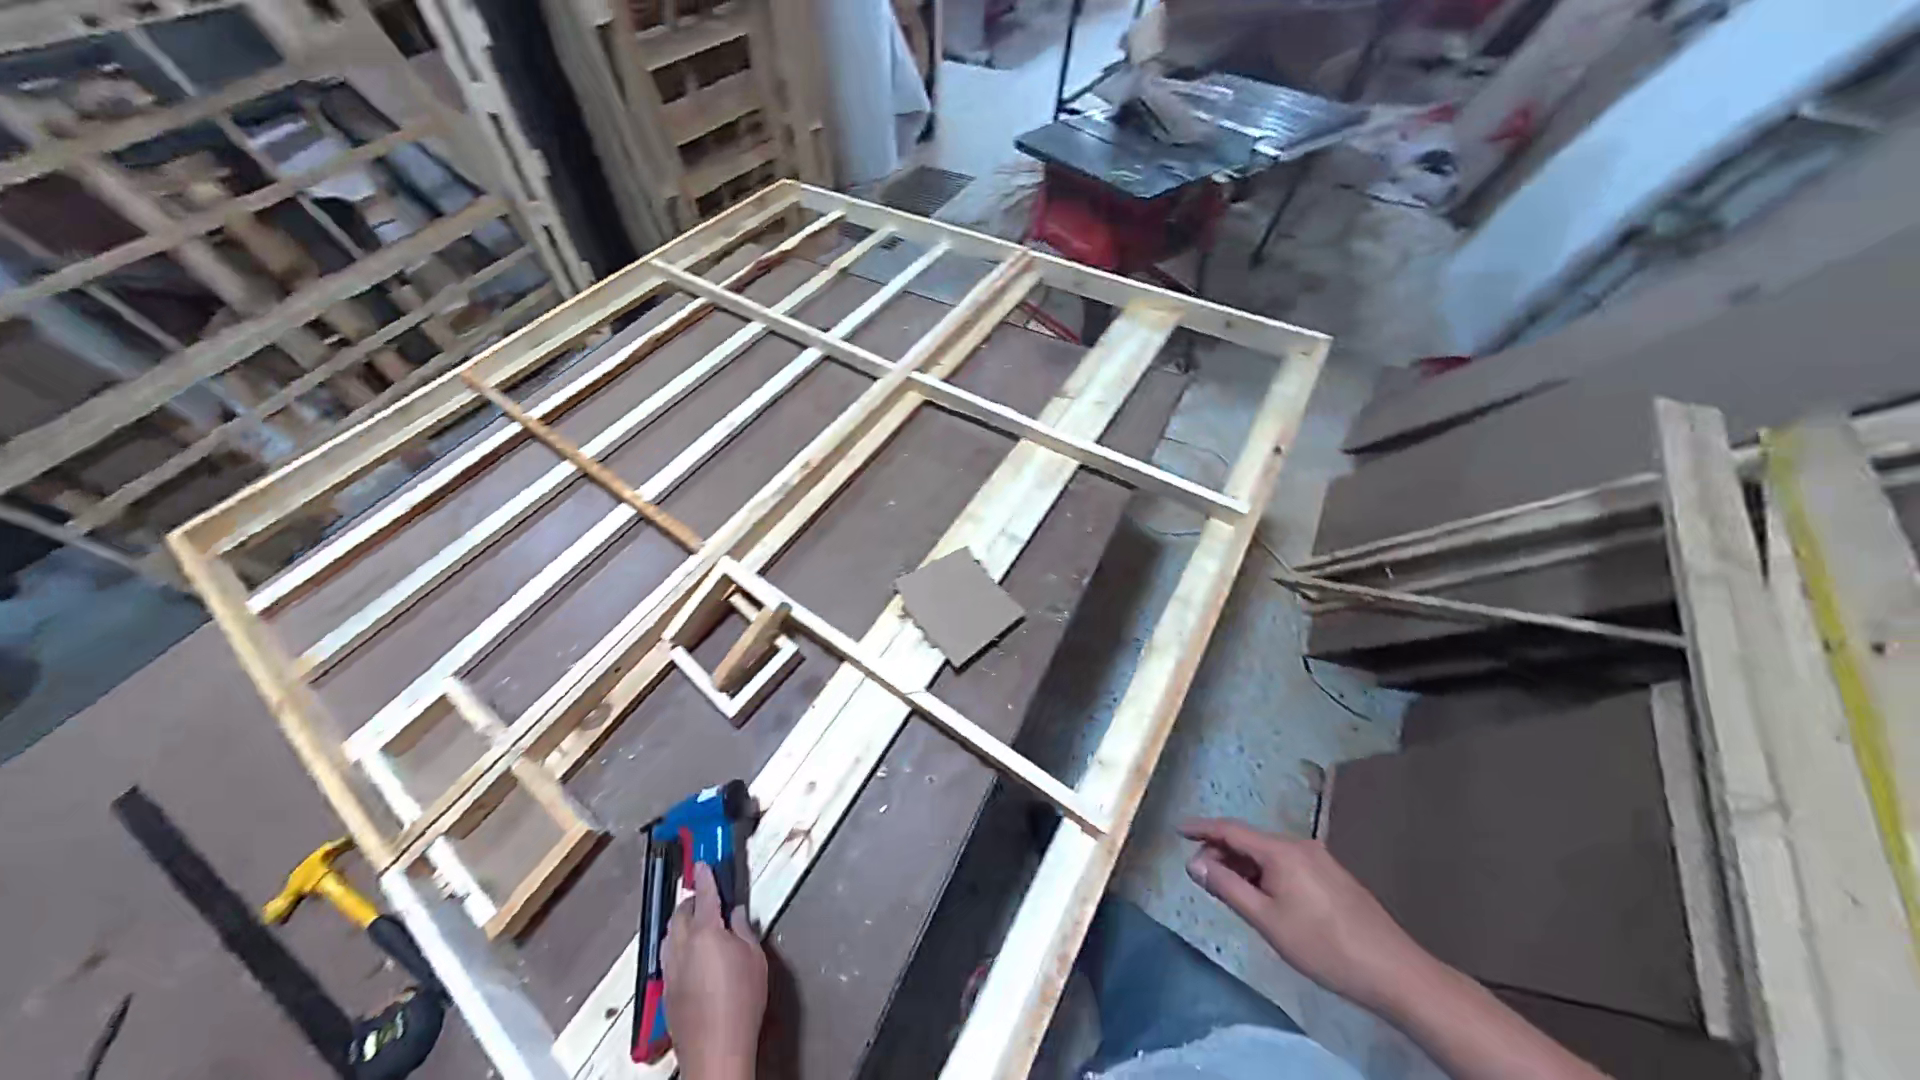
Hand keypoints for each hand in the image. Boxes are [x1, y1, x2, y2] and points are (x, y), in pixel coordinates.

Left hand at [664, 861, 766, 1079]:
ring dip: (681, 923)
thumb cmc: (742, 1000)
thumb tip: (735, 915)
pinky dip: (677, 945)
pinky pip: (668, 956)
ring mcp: (670, 970)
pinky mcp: (666, 991)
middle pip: (679, 914)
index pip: (704, 896)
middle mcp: (682, 947)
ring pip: (669, 935)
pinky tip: (692, 955)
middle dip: (691, 901)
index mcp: (705, 932)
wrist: (715, 1051)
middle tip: (707, 898)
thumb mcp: (754, 958)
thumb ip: (743, 931)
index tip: (703, 864)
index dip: (705, 877)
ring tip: (698, 924)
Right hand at [1179, 818, 1435, 1012]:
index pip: (1231, 829)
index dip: (1202, 828)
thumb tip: (1194, 863)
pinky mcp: (1333, 877)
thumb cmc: (1323, 946)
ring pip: (1269, 854)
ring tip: (1229, 889)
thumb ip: (1227, 887)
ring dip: (1244, 865)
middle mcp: (1300, 846)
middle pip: (1250, 840)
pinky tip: (1263, 897)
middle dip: (1222, 851)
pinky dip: (1265, 873)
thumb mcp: (1266, 920)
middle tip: (1201, 873)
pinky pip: (1287, 864)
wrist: (1394, 972)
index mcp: (1282, 851)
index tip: (1178, 830)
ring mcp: (1320, 860)